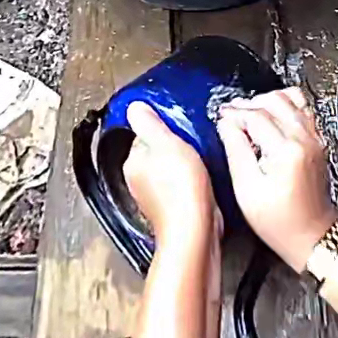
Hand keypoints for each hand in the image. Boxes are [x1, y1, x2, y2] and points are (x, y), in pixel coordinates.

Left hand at [123, 102, 218, 253]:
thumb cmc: (181, 189)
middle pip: (159, 149)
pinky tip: (203, 179)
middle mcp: (140, 179)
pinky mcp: (173, 206)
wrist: (195, 231)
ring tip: (200, 161)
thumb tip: (134, 106)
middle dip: (176, 145)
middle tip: (193, 143)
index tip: (180, 128)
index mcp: (133, 161)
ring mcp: (155, 194)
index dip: (165, 127)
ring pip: (171, 166)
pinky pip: (182, 183)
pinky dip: (192, 179)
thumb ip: (149, 123)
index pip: (145, 132)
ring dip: (186, 161)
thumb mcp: (166, 143)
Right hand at [217, 87, 337, 271]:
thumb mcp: (247, 190)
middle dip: (248, 104)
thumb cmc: (282, 222)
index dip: (235, 114)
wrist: (314, 236)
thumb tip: (226, 125)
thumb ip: (235, 150)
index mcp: (287, 151)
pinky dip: (283, 105)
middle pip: (274, 100)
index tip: (222, 117)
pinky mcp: (317, 140)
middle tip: (231, 114)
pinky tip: (270, 118)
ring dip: (266, 101)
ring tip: (249, 114)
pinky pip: (302, 108)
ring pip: (290, 98)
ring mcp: (314, 138)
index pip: (256, 116)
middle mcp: (305, 139)